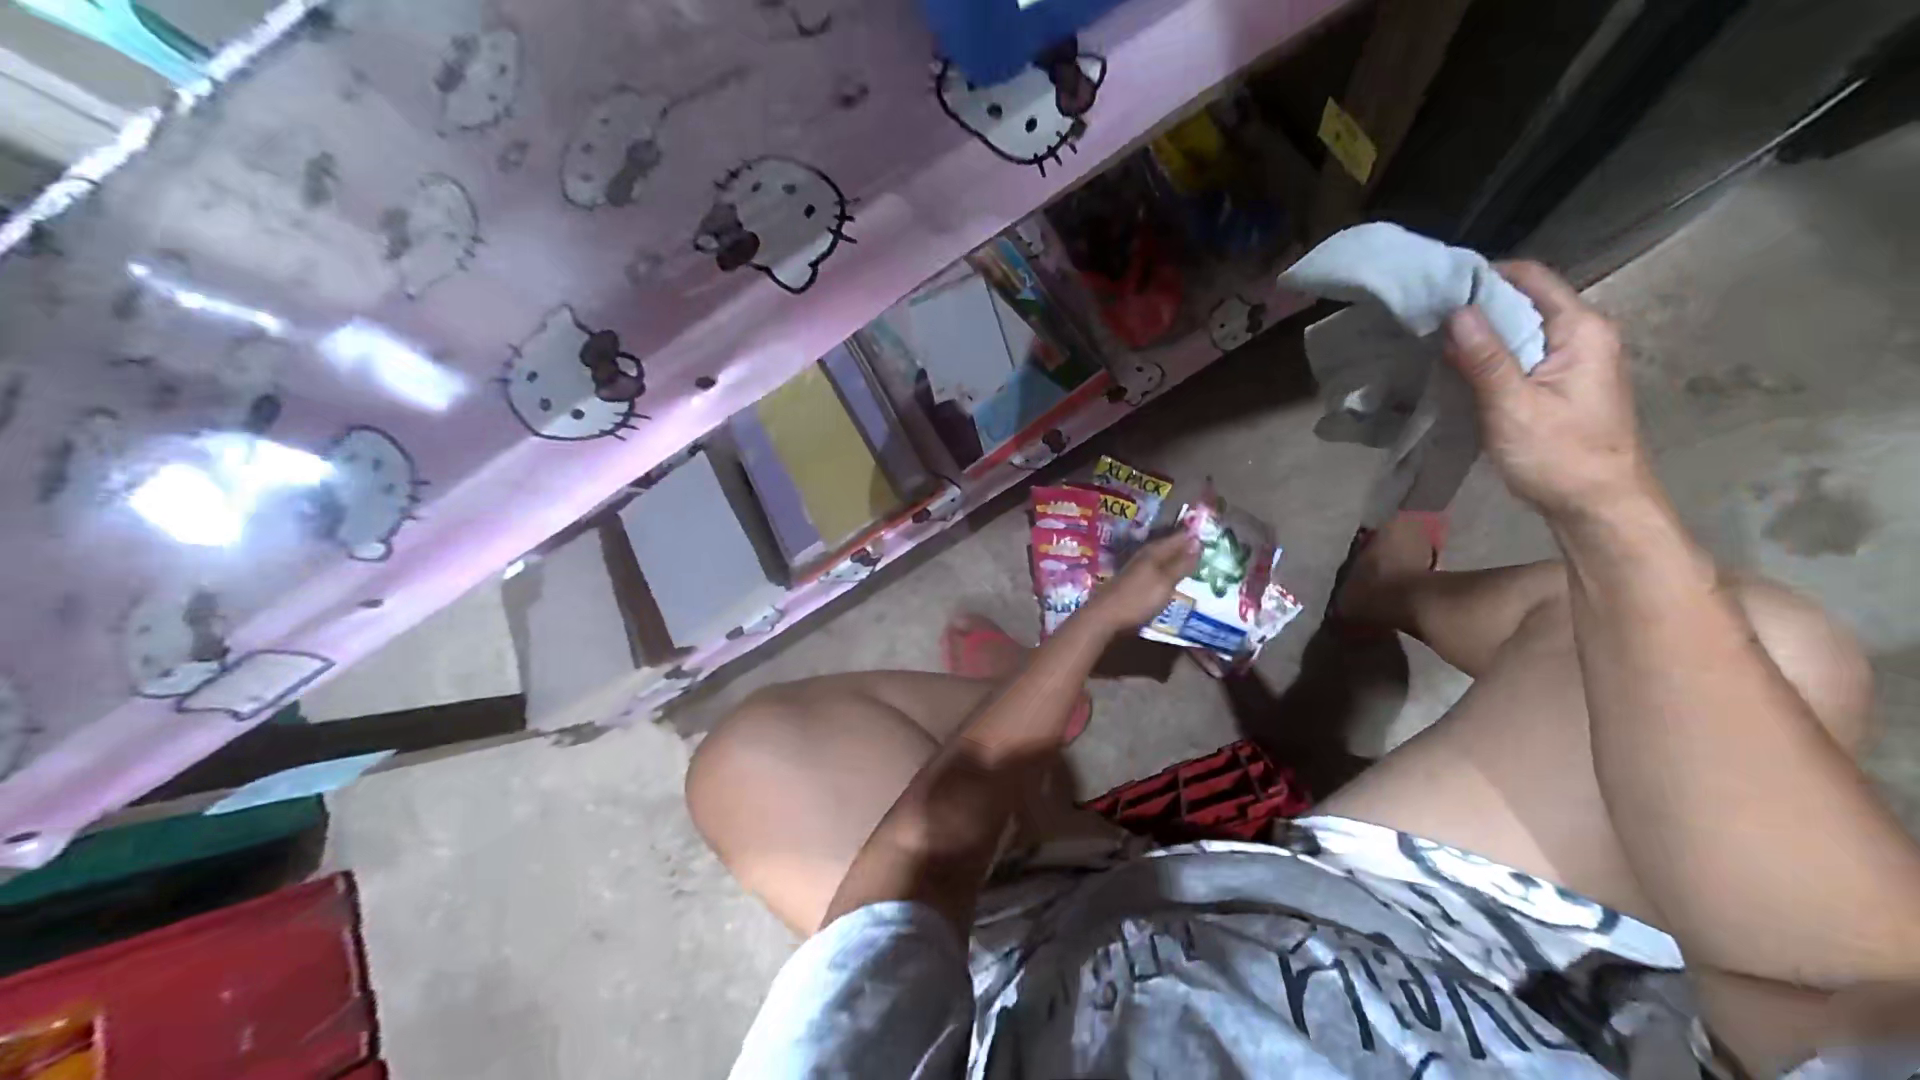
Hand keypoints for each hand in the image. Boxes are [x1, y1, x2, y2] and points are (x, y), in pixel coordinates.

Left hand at [1081, 532, 1198, 632]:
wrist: (1105, 616)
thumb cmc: (1138, 598)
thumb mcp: (1165, 581)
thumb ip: (1181, 563)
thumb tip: (1198, 541)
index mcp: (1154, 551)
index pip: (1179, 537)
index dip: (1194, 534)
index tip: (1213, 532)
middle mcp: (1145, 555)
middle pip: (1170, 546)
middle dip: (1187, 545)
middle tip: (1209, 548)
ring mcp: (1138, 568)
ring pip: (1163, 557)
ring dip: (1178, 558)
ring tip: (1197, 562)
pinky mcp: (1134, 581)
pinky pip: (1157, 569)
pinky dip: (1168, 571)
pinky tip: (1175, 576)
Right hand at [1445, 261, 1654, 520]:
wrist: (1596, 505)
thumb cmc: (1559, 455)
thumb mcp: (1514, 406)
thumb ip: (1486, 358)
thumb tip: (1456, 311)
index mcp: (1582, 330)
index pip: (1532, 279)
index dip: (1484, 277)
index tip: (1435, 290)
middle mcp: (1584, 336)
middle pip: (1524, 302)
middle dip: (1475, 307)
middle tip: (1424, 318)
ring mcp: (1573, 361)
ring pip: (1520, 331)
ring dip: (1479, 335)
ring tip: (1431, 341)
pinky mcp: (1559, 384)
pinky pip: (1519, 356)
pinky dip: (1488, 357)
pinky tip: (1456, 369)